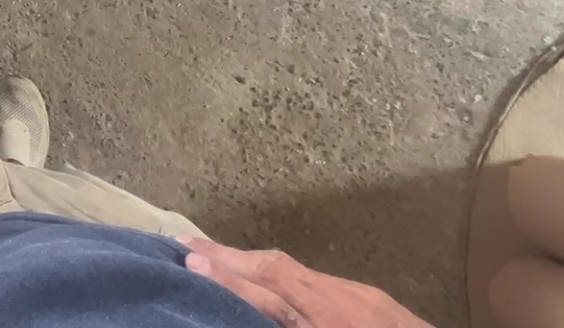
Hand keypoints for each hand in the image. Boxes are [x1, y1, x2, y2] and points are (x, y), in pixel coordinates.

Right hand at [178, 237, 431, 327]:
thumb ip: (283, 315)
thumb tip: (244, 296)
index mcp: (335, 317)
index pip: (275, 289)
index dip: (230, 273)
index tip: (189, 260)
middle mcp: (350, 303)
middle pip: (281, 270)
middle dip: (231, 257)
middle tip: (186, 247)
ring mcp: (366, 300)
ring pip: (298, 271)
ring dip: (252, 262)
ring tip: (213, 256)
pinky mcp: (377, 303)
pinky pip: (316, 281)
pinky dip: (281, 275)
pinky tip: (265, 280)